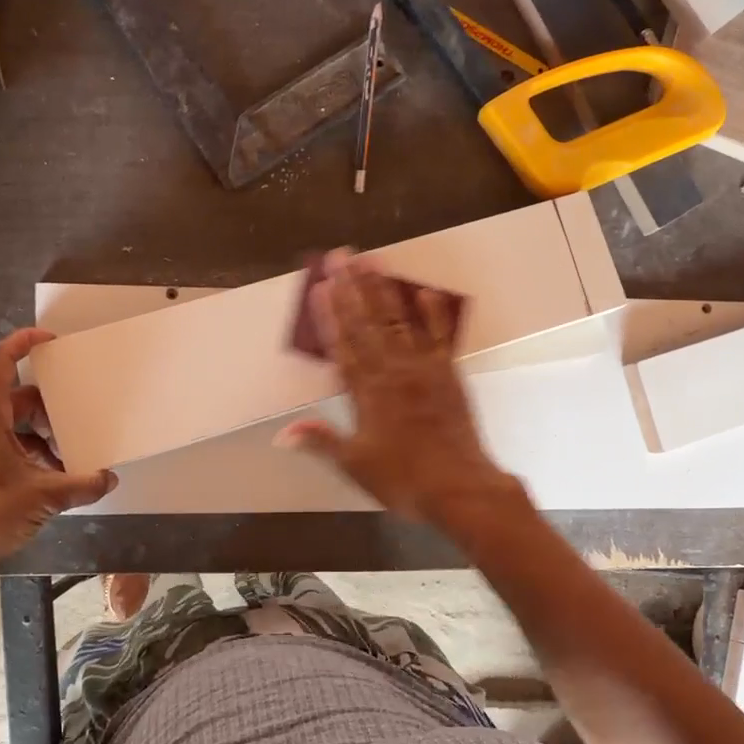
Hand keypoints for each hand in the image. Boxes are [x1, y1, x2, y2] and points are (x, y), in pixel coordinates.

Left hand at [0, 329, 116, 572]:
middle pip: (15, 399)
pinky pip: (2, 443)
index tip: (47, 339)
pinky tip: (48, 477)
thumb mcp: (44, 498)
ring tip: (65, 459)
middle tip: (74, 426)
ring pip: (10, 424)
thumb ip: (82, 485)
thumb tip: (108, 479)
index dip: (22, 343)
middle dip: (48, 410)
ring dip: (40, 436)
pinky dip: (27, 451)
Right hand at [275, 251, 525, 524]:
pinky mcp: (449, 375)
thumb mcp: (355, 465)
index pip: (343, 346)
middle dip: (351, 288)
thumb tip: (282, 433)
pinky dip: (431, 313)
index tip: (320, 285)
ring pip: (399, 321)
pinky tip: (423, 291)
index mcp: (367, 393)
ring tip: (371, 260)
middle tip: (340, 254)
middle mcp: (393, 372)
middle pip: (368, 323)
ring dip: (383, 289)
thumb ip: (321, 442)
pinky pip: (438, 337)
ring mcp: (424, 370)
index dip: (330, 315)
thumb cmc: (403, 481)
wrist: (461, 489)